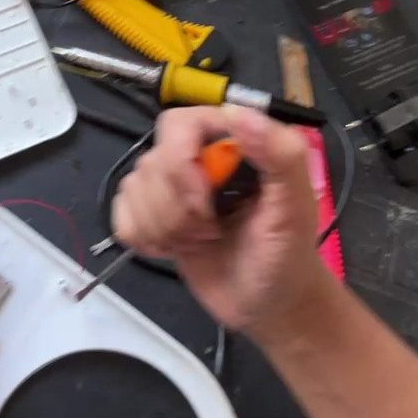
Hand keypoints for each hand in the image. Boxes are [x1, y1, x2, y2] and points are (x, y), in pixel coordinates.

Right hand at [113, 107, 331, 341]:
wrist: (269, 304)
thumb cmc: (287, 254)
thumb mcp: (296, 206)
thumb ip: (281, 154)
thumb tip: (237, 113)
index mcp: (229, 141)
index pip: (178, 125)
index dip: (181, 164)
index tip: (204, 203)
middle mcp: (195, 155)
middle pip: (152, 161)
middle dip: (176, 207)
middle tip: (211, 231)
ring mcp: (170, 186)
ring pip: (132, 188)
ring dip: (165, 227)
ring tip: (201, 241)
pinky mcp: (151, 215)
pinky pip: (121, 214)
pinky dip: (143, 237)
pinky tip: (174, 248)